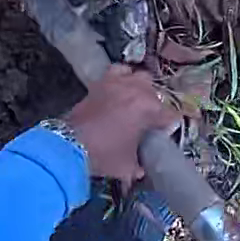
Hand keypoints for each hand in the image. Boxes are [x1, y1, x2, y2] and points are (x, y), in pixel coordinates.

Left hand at [62, 64, 178, 185]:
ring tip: (136, 104)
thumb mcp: (126, 166)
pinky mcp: (102, 82)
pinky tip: (121, 88)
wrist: (69, 145)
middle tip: (147, 124)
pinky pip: (119, 70)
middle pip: (157, 96)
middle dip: (155, 109)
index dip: (167, 128)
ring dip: (142, 90)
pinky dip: (123, 76)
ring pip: (141, 78)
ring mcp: (119, 83)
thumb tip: (140, 169)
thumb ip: (138, 166)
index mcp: (150, 110)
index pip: (171, 116)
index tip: (161, 136)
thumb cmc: (103, 155)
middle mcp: (138, 91)